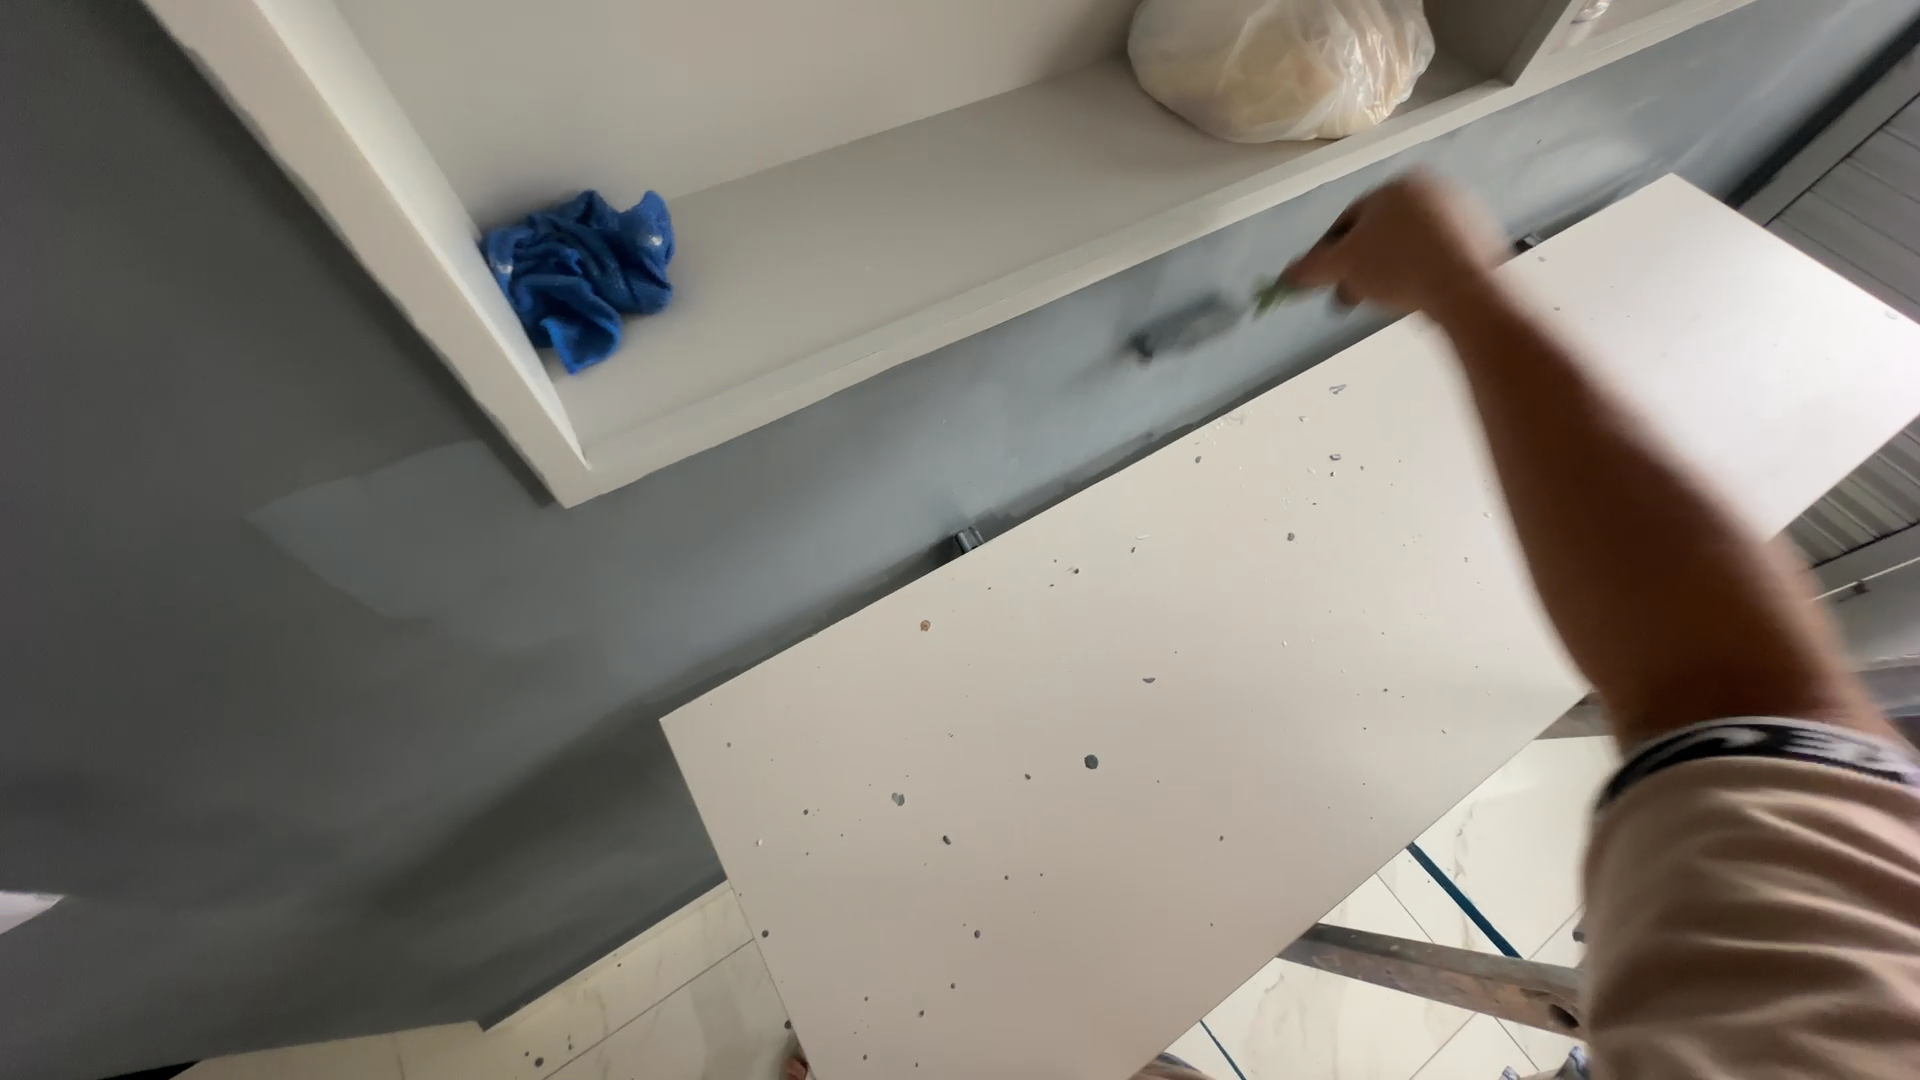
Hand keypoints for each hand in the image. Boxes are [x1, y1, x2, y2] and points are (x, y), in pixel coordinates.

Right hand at [1283, 171, 1507, 315]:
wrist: (1465, 285)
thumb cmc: (1396, 266)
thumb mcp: (1341, 267)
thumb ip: (1308, 269)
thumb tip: (1286, 275)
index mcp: (1396, 185)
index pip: (1347, 221)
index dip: (1329, 256)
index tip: (1324, 283)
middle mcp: (1429, 188)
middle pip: (1375, 234)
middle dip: (1357, 268)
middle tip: (1349, 298)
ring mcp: (1457, 210)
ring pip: (1402, 245)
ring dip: (1382, 273)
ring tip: (1379, 300)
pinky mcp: (1476, 235)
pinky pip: (1430, 254)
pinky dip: (1414, 272)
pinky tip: (1411, 294)